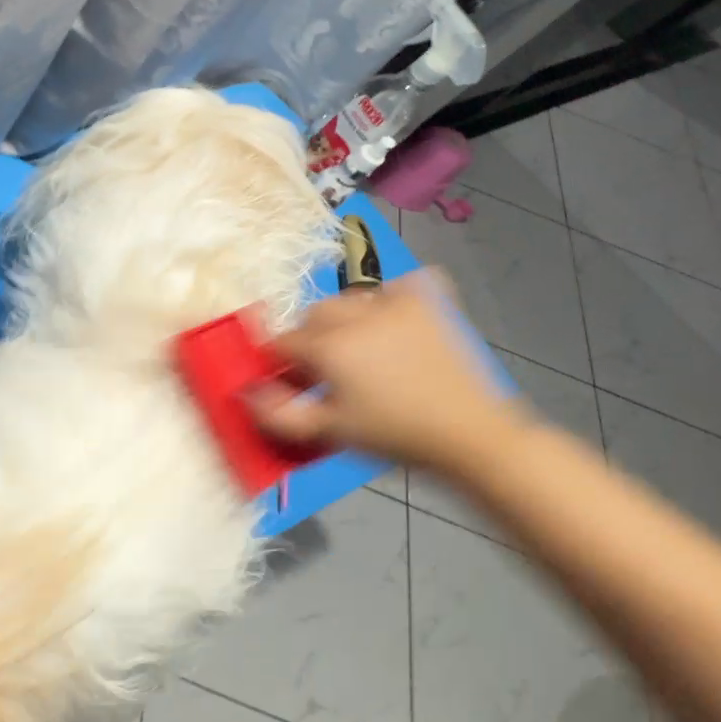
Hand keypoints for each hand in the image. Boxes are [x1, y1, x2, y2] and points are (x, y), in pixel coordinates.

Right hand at [246, 270, 530, 478]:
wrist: (471, 436)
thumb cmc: (394, 435)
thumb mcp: (329, 431)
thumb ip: (278, 413)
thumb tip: (248, 392)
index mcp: (328, 345)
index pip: (282, 342)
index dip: (278, 363)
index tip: (288, 383)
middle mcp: (357, 316)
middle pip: (314, 314)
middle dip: (310, 338)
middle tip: (323, 370)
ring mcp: (398, 307)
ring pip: (352, 300)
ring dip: (346, 319)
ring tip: (358, 349)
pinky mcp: (432, 308)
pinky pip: (405, 285)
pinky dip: (395, 296)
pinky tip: (394, 319)